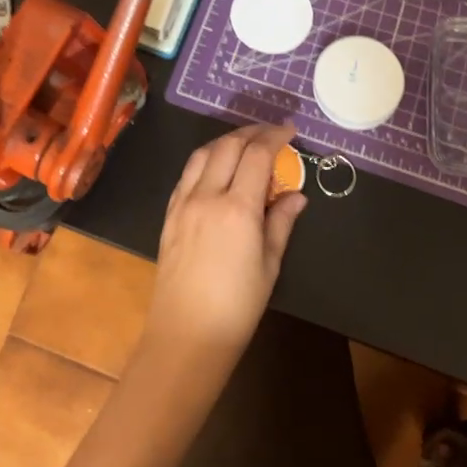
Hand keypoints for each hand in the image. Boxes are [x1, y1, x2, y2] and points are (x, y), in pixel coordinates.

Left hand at [145, 123, 307, 358]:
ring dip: (226, 141)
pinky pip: (188, 174)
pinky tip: (218, 168)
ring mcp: (183, 203)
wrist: (186, 334)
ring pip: (203, 154)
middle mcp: (207, 196)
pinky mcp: (170, 214)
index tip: (290, 132)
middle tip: (272, 133)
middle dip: (252, 132)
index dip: (275, 137)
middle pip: (228, 145)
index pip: (257, 154)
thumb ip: (281, 222)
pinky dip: (206, 160)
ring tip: (246, 144)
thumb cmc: (237, 306)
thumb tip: (296, 195)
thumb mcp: (270, 264)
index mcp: (237, 208)